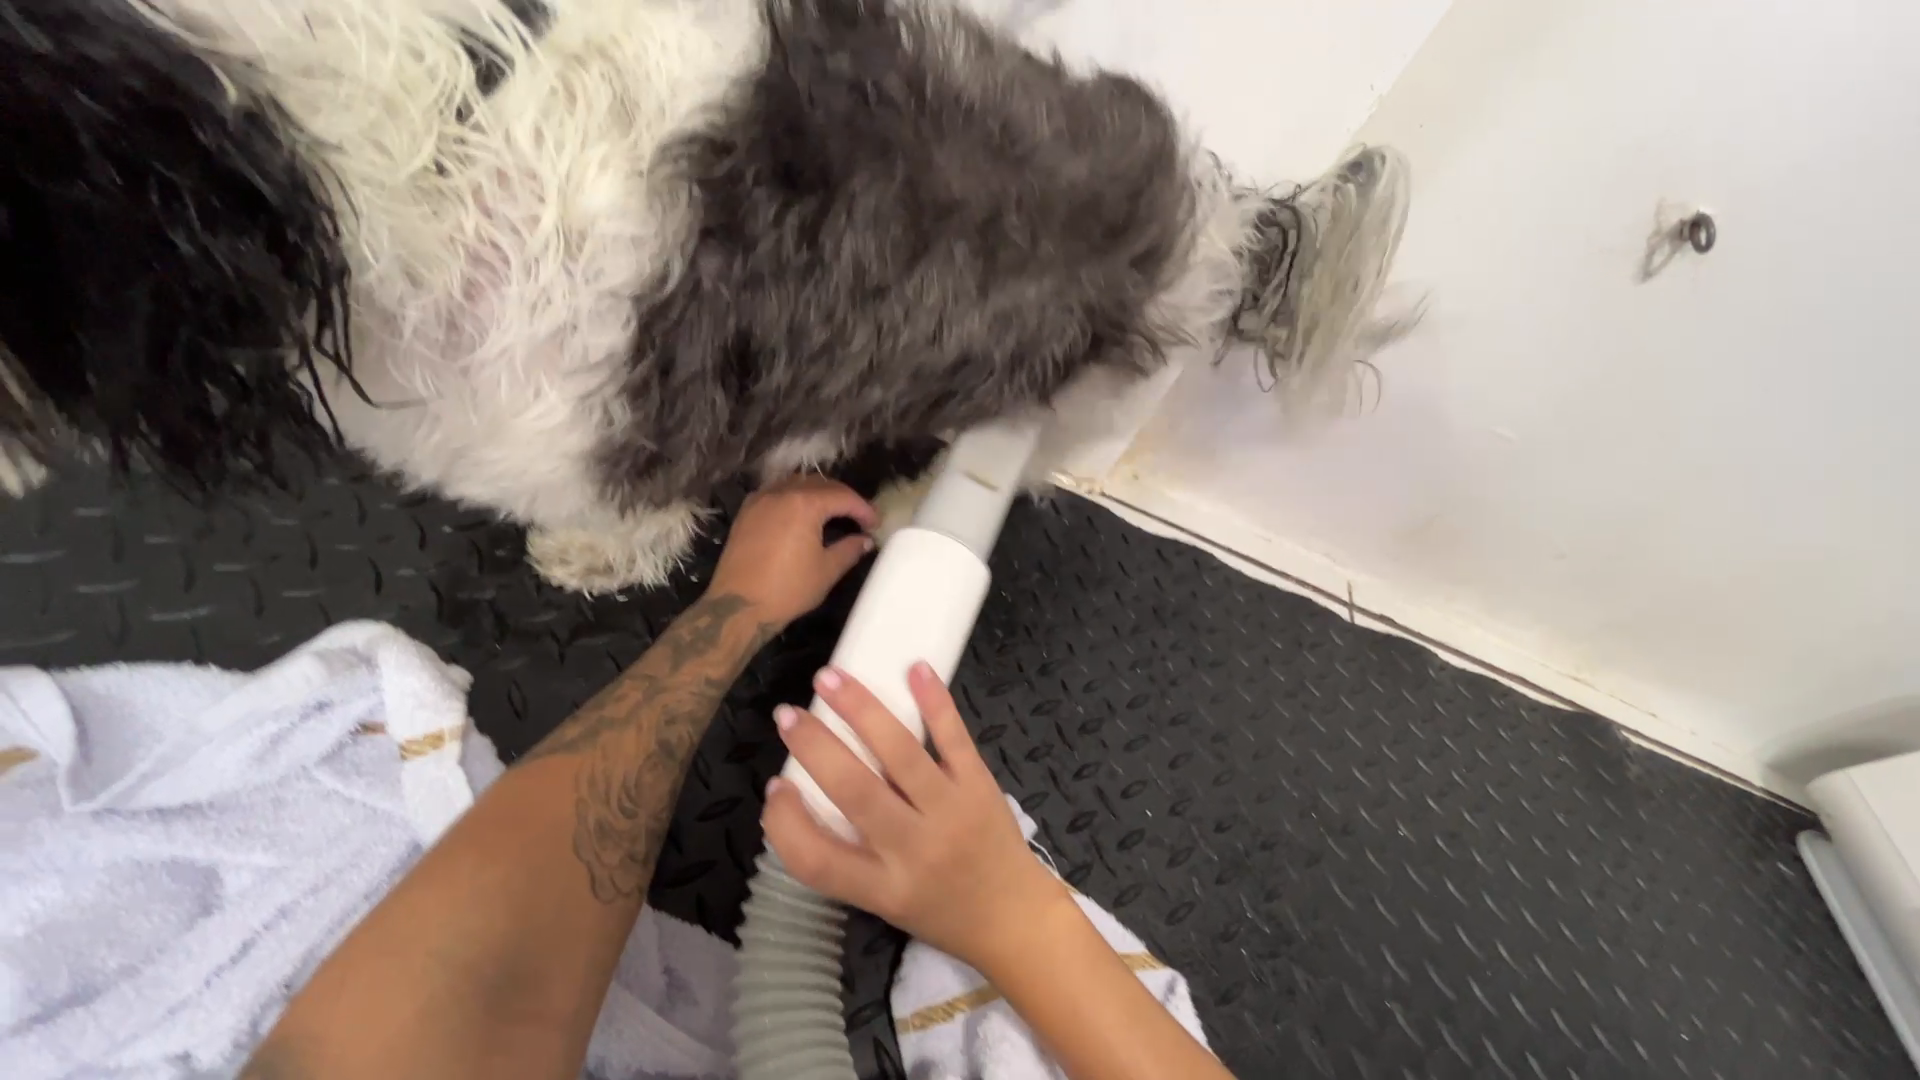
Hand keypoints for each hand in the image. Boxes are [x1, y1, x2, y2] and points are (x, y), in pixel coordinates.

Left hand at [709, 475, 877, 626]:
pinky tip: (801, 513)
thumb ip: (849, 549)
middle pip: (820, 484)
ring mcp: (760, 500)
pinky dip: (794, 496)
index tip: (875, 524)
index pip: (843, 496)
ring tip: (832, 512)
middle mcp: (781, 493)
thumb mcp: (827, 571)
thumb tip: (865, 540)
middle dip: (843, 497)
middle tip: (858, 517)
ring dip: (818, 493)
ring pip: (796, 483)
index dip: (863, 509)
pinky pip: (776, 492)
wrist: (738, 606)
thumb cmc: (787, 589)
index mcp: (804, 504)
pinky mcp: (746, 512)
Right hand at [763, 662, 1071, 972]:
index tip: (772, 786)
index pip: (818, 858)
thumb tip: (801, 795)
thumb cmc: (941, 911)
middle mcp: (915, 850)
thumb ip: (846, 858)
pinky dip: (934, 701)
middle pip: (855, 792)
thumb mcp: (884, 903)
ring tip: (829, 679)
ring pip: (901, 754)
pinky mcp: (980, 785)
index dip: (785, 823)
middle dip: (815, 746)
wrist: (1016, 918)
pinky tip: (914, 668)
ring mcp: (951, 812)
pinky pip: (954, 738)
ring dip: (861, 710)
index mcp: (884, 888)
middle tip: (787, 714)